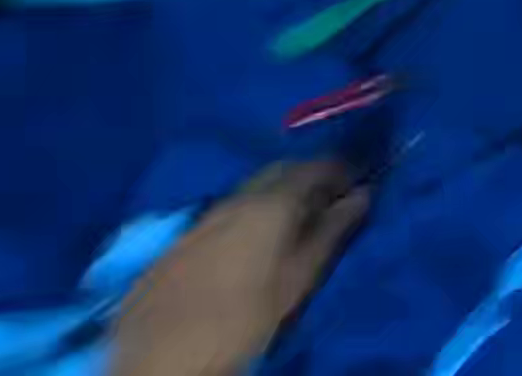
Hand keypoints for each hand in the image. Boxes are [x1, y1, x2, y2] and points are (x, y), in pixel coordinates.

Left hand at [111, 161, 369, 375]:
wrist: (159, 369)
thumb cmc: (246, 317)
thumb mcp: (301, 276)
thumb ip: (334, 229)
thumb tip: (362, 193)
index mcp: (270, 203)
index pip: (315, 166)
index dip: (341, 170)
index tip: (355, 186)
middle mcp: (232, 203)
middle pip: (277, 172)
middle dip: (305, 178)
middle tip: (324, 201)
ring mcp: (196, 225)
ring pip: (245, 194)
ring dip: (272, 198)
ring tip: (286, 225)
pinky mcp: (169, 251)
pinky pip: (217, 219)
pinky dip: (241, 220)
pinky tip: (242, 248)